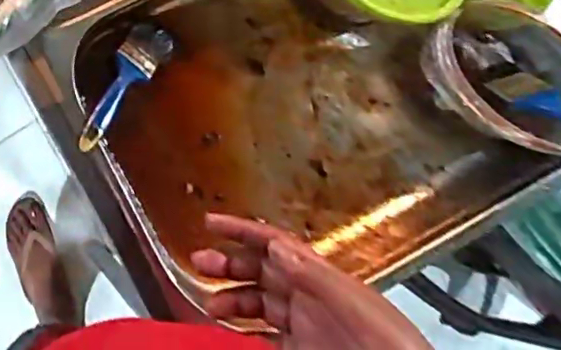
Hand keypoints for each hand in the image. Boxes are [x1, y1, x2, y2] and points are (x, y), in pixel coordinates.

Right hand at [192, 214, 430, 349]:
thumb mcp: (359, 309)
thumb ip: (317, 278)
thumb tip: (276, 246)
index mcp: (322, 280)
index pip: (274, 243)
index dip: (241, 230)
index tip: (210, 223)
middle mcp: (311, 300)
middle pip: (260, 272)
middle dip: (227, 263)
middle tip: (200, 264)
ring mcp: (310, 332)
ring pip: (259, 306)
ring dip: (232, 301)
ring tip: (210, 307)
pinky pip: (267, 342)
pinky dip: (246, 336)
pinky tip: (231, 337)